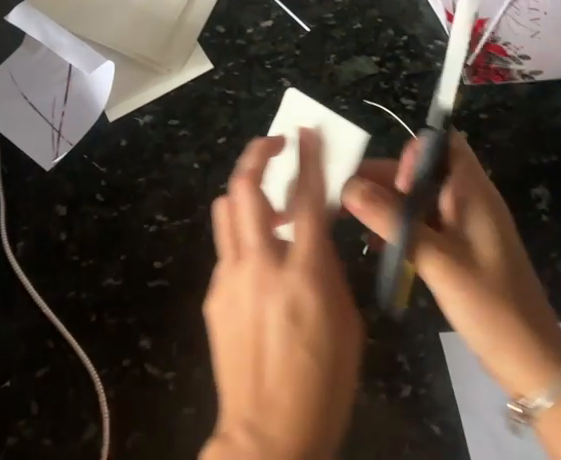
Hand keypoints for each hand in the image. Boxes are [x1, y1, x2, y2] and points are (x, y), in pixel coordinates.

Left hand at [202, 132, 362, 459]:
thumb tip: (316, 239)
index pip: (306, 196)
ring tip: (266, 201)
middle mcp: (261, 264)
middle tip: (274, 146)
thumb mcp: (346, 322)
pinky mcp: (213, 297)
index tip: (306, 132)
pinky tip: (261, 265)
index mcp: (305, 272)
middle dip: (257, 154)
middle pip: (245, 187)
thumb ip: (329, 271)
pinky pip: (226, 251)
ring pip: (226, 211)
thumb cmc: (324, 384)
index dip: (307, 156)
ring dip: (244, 193)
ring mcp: (230, 278)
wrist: (268, 434)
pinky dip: (243, 240)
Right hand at [342, 133, 560, 397]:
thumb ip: (392, 220)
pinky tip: (379, 246)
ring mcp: (468, 227)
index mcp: (473, 192)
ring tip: (352, 222)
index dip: (413, 153)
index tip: (393, 185)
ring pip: (422, 199)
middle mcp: (471, 201)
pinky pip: (427, 224)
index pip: (443, 143)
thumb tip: (348, 185)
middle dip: (387, 180)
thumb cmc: (489, 305)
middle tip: (350, 200)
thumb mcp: (435, 260)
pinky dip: (402, 228)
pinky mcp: (463, 251)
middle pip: (425, 171)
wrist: (531, 361)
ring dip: (390, 206)